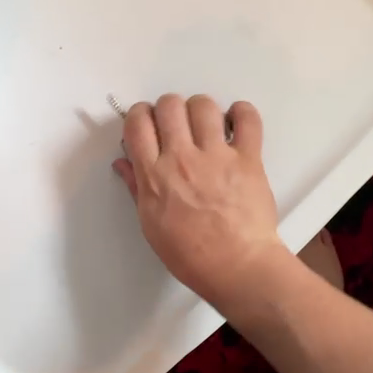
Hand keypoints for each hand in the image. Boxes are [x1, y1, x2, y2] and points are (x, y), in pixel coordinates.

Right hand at [113, 94, 293, 316]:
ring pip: (203, 105)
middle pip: (168, 105)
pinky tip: (235, 123)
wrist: (237, 266)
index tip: (146, 124)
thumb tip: (123, 162)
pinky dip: (241, 113)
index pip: (137, 123)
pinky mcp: (248, 158)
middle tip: (174, 126)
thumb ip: (136, 187)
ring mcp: (217, 156)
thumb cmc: (189, 253)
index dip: (139, 116)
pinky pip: (247, 119)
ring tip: (205, 126)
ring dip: (200, 109)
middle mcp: (182, 158)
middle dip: (167, 109)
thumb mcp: (150, 224)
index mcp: (154, 175)